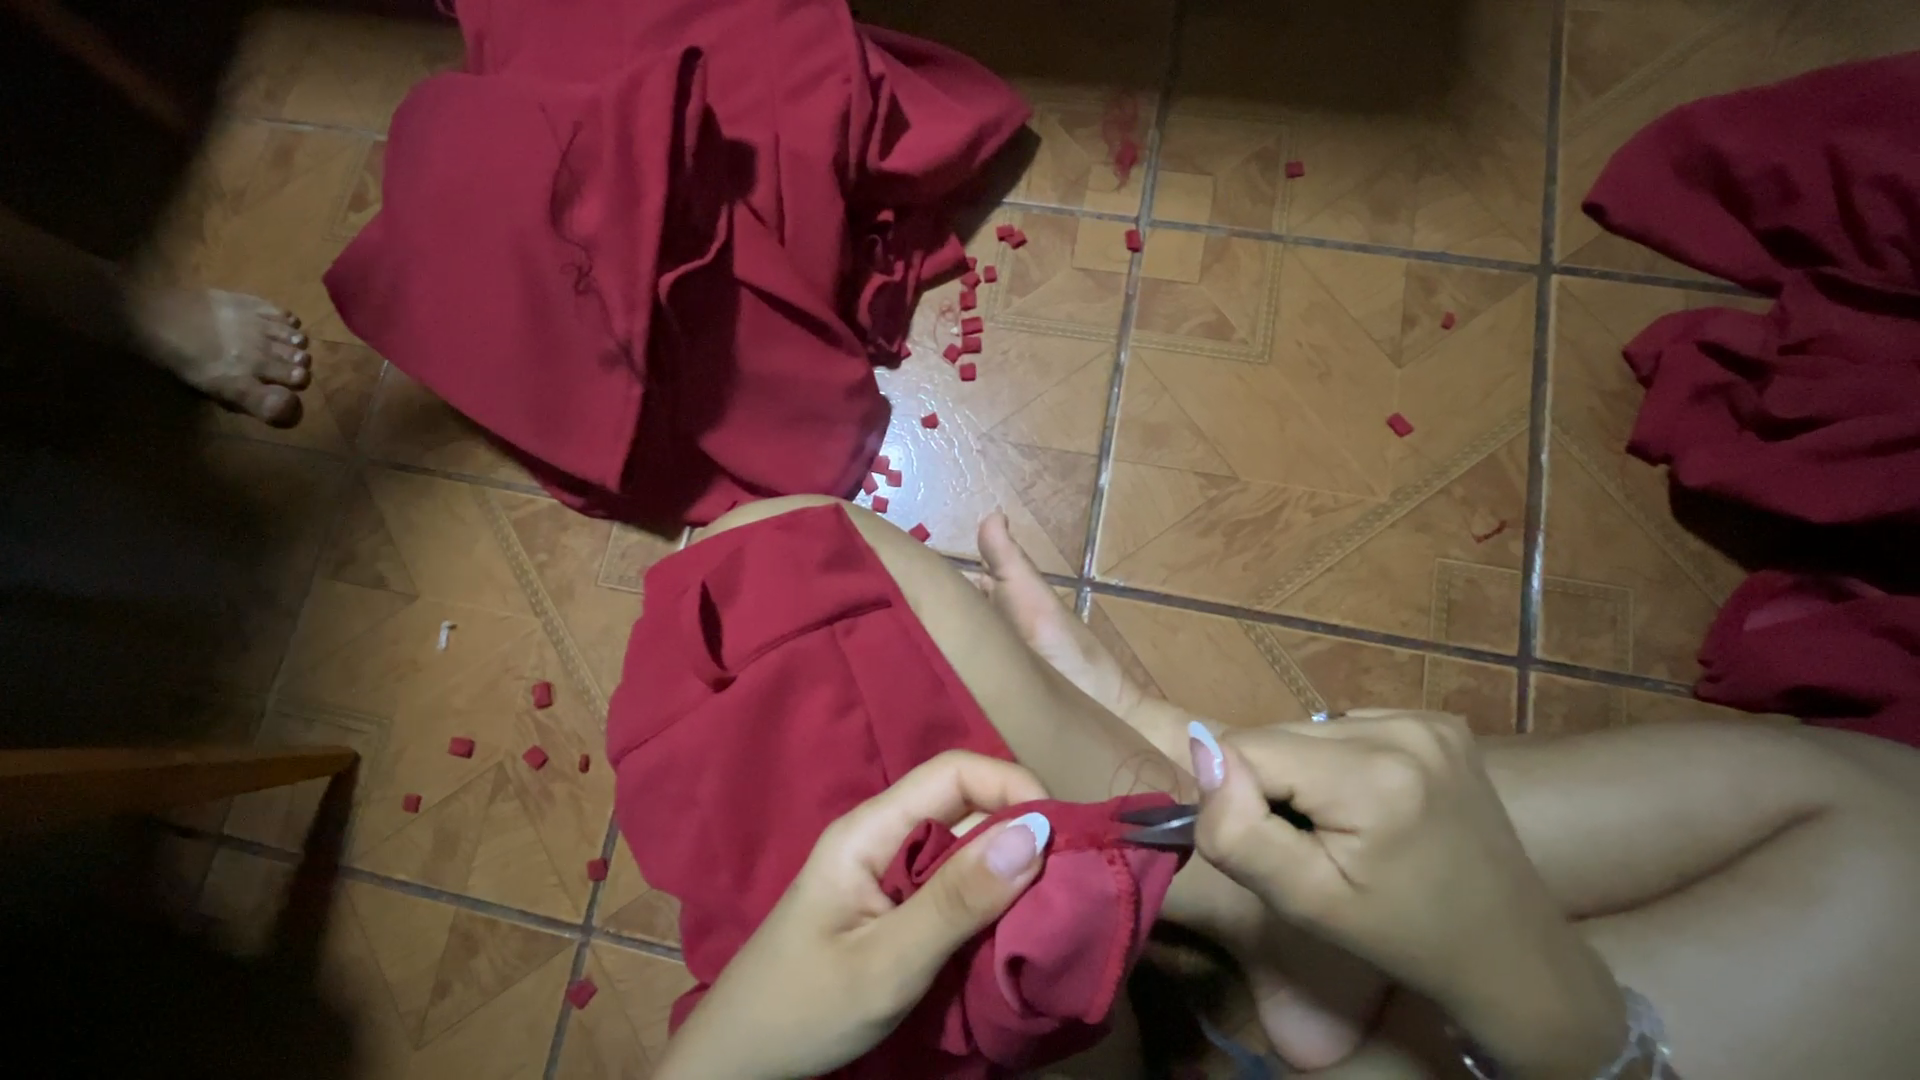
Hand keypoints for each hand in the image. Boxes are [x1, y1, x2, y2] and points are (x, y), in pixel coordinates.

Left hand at [655, 751, 1052, 1079]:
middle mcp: (881, 834)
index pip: (954, 771)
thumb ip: (958, 900)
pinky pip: (952, 881)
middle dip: (1020, 829)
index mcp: (870, 828)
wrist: (739, 1062)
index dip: (1013, 787)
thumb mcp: (887, 962)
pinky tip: (1011, 924)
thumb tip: (1037, 830)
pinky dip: (988, 895)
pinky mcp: (892, 903)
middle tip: (1068, 880)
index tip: (1060, 839)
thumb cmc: (804, 1008)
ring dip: (1009, 866)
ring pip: (963, 844)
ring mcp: (886, 869)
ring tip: (1050, 904)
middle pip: (964, 804)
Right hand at [1186, 711, 1626, 1079]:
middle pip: (1278, 735)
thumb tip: (1203, 754)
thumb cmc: (1399, 937)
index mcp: (1372, 775)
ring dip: (1304, 772)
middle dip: (1271, 783)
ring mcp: (1426, 719)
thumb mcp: (1305, 904)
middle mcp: (1402, 727)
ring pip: (1308, 729)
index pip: (1247, 748)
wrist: (1509, 952)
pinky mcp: (1438, 720)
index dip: (1240, 796)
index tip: (1277, 844)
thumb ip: (1239, 832)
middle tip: (1311, 844)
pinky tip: (1374, 805)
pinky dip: (1340, 762)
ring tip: (1346, 827)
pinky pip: (1347, 727)